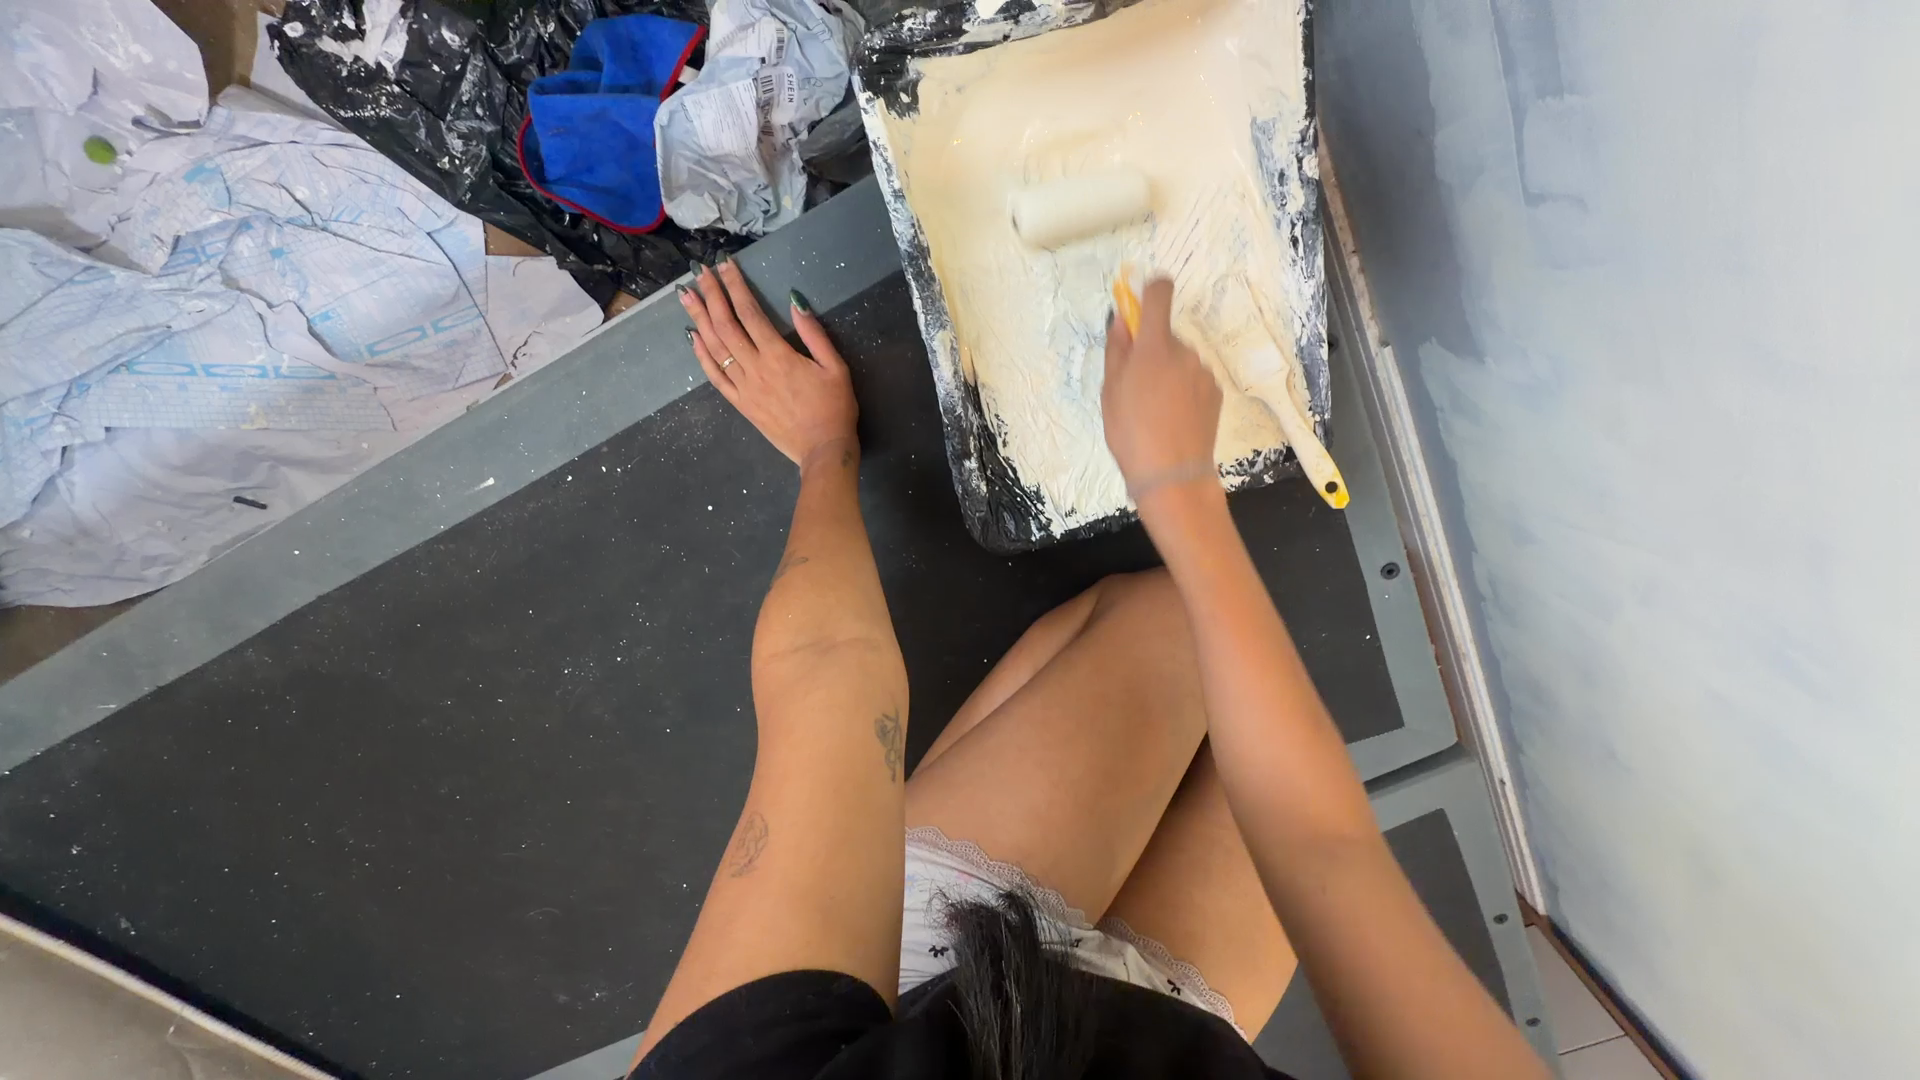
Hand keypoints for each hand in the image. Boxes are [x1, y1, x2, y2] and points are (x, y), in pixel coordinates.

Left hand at [682, 258, 857, 466]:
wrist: (823, 450)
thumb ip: (815, 334)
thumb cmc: (835, 408)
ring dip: (700, 319)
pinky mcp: (741, 404)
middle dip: (712, 295)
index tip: (724, 265)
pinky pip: (715, 377)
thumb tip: (795, 302)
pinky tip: (693, 338)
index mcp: (779, 356)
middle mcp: (756, 368)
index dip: (736, 287)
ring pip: (715, 347)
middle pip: (727, 325)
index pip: (751, 313)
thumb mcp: (836, 368)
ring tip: (686, 296)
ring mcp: (744, 387)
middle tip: (699, 272)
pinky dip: (702, 356)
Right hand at [1102, 277, 1222, 503]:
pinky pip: (1193, 379)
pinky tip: (1172, 417)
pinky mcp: (1215, 391)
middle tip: (1134, 387)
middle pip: (1165, 336)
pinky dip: (1182, 390)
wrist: (1172, 474)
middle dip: (1150, 351)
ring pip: (1179, 360)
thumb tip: (1122, 318)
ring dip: (1167, 373)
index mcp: (1154, 347)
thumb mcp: (1110, 392)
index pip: (1159, 293)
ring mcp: (1203, 371)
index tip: (1140, 303)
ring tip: (1153, 409)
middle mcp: (1184, 351)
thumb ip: (1117, 350)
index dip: (1150, 290)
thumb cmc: (1130, 433)